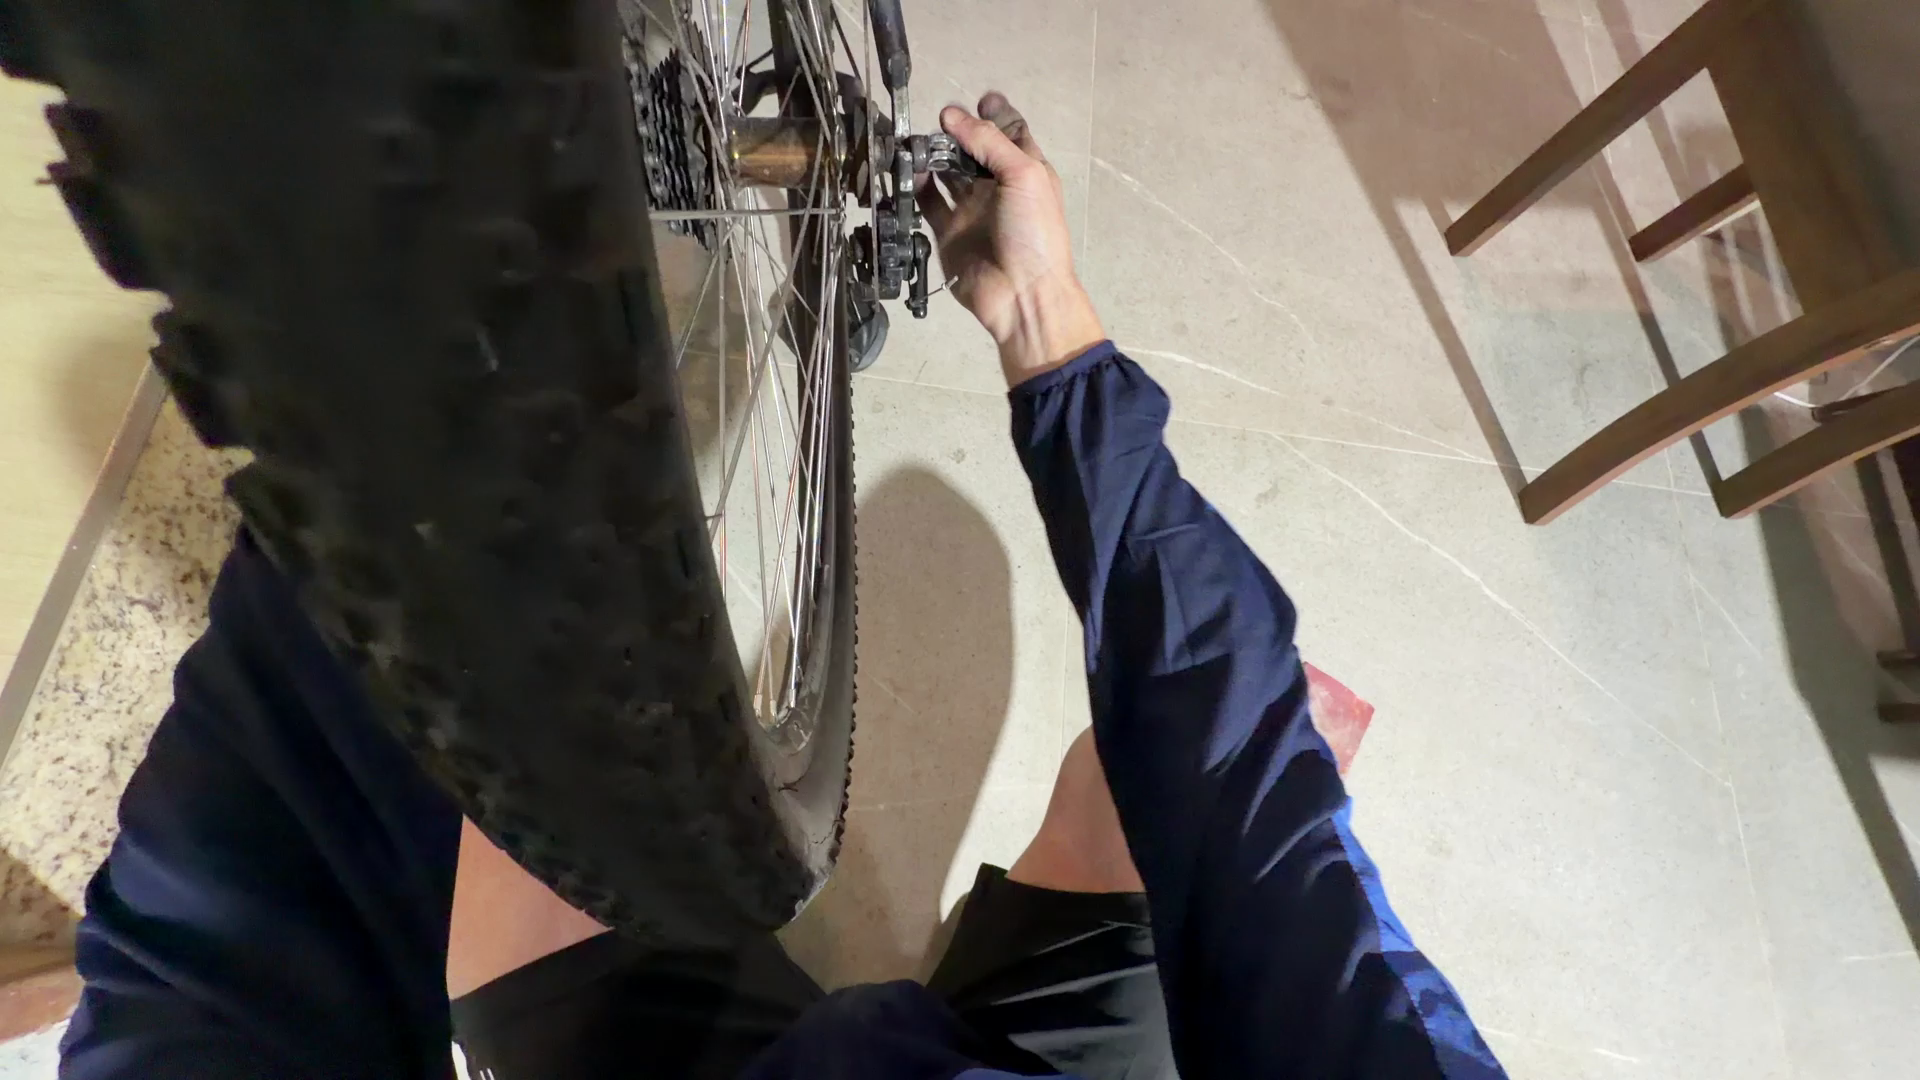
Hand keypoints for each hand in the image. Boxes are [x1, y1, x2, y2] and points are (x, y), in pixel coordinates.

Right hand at [923, 93, 1104, 386]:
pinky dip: (917, 184)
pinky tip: (909, 169)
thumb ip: (988, 142)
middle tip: (940, 121)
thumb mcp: (1023, 174)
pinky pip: (928, 202)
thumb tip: (950, 115)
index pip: (1010, 133)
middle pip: (973, 150)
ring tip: (915, 139)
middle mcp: (997, 189)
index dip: (995, 114)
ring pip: (947, 173)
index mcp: (1025, 172)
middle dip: (956, 133)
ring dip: (932, 155)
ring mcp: (971, 211)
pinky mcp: (948, 233)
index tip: (978, 100)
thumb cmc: (1034, 232)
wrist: (1022, 294)